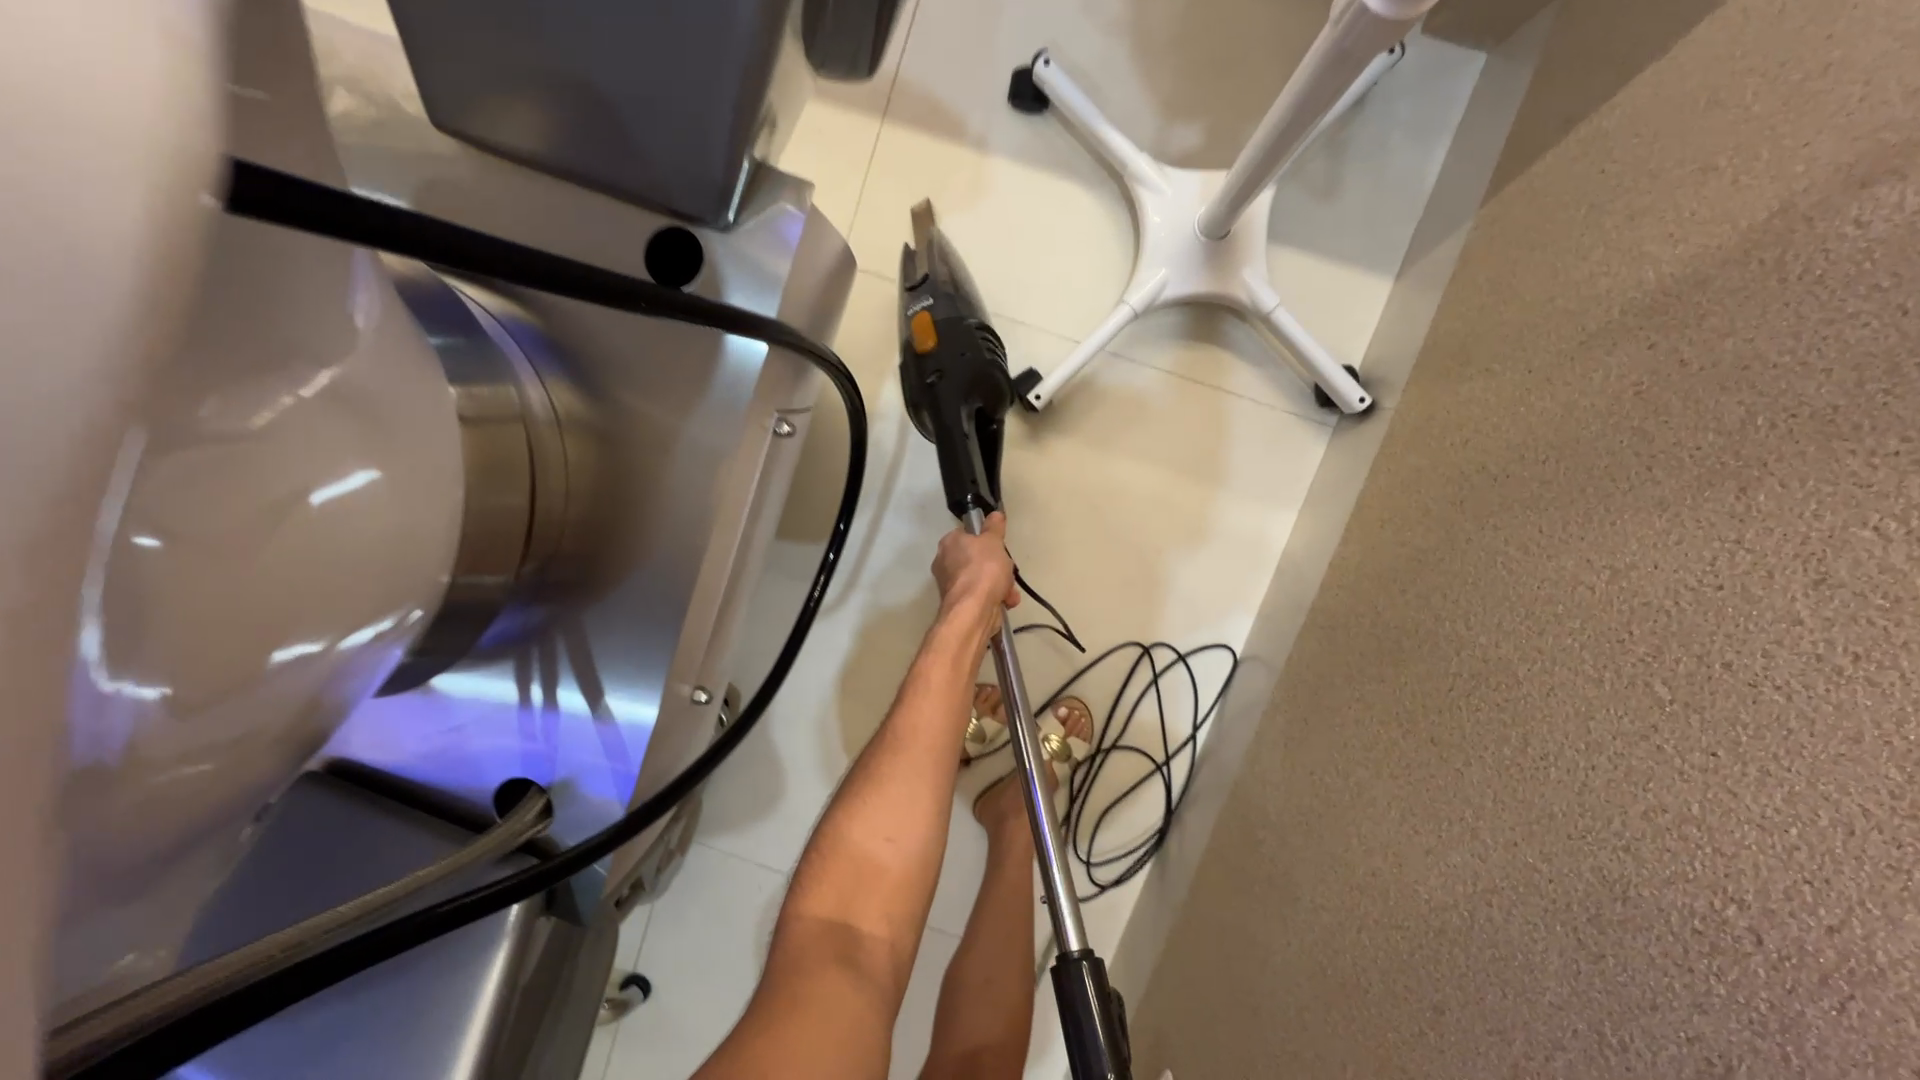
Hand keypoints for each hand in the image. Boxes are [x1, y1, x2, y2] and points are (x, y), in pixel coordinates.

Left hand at [931, 512, 1019, 647]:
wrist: (975, 609)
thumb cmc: (983, 569)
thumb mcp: (993, 541)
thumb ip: (994, 527)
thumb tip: (995, 514)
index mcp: (949, 543)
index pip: (967, 535)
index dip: (985, 540)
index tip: (998, 547)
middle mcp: (945, 563)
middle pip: (976, 559)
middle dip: (997, 566)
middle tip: (1007, 569)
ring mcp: (952, 586)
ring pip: (982, 579)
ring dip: (1000, 584)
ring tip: (1008, 590)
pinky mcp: (960, 604)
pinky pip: (981, 595)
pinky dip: (995, 598)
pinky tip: (1006, 601)